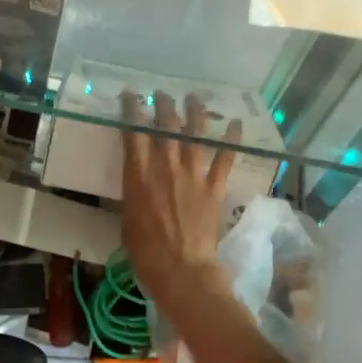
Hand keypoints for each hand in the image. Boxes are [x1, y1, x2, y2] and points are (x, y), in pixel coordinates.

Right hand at [119, 90, 241, 308]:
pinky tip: (236, 123)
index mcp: (138, 175)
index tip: (130, 95)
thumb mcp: (126, 218)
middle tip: (161, 95)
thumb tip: (136, 181)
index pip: (133, 133)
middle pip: (165, 125)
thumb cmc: (144, 250)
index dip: (131, 109)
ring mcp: (192, 174)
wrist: (180, 268)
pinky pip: (224, 157)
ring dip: (194, 111)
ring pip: (194, 133)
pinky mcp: (214, 186)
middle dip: (163, 105)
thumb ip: (132, 193)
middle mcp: (165, 167)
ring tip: (193, 98)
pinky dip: (231, 139)